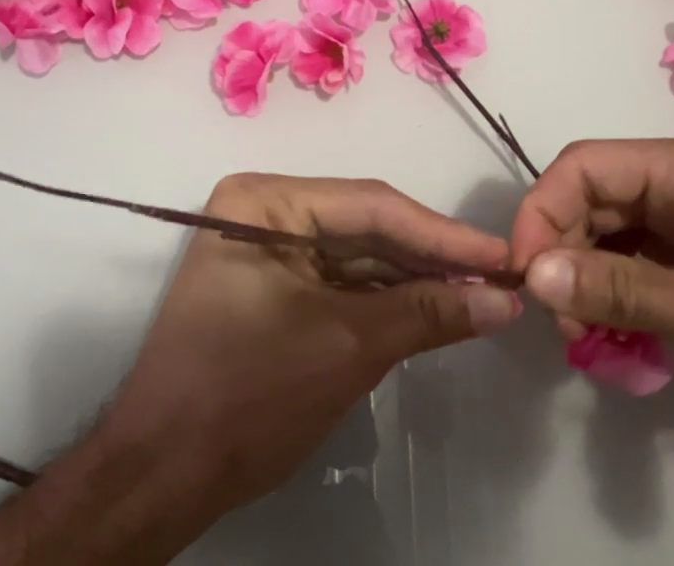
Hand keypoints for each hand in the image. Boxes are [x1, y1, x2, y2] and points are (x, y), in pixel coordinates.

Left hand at [105, 173, 518, 519]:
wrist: (168, 469)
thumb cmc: (248, 393)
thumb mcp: (347, 346)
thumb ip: (427, 313)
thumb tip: (504, 299)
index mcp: (265, 204)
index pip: (372, 207)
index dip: (444, 235)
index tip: (506, 257)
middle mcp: (264, 214)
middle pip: (367, 228)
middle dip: (433, 259)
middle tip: (503, 280)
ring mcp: (268, 252)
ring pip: (360, 258)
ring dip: (417, 282)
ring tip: (483, 297)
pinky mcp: (276, 290)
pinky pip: (343, 285)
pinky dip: (388, 302)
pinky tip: (437, 311)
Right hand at [511, 136, 673, 450]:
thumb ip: (624, 291)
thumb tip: (529, 271)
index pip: (585, 166)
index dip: (540, 213)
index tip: (522, 280)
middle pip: (594, 196)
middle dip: (563, 252)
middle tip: (559, 327)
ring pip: (614, 231)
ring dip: (589, 279)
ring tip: (591, 342)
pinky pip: (645, 259)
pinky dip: (622, 295)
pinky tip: (623, 339)